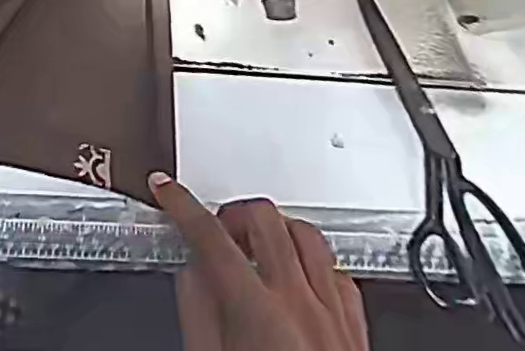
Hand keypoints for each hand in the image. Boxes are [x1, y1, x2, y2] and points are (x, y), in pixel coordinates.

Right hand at [150, 172, 369, 350]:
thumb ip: (197, 309)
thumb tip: (190, 266)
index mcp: (258, 316)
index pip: (210, 236)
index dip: (181, 205)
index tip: (167, 191)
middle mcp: (301, 308)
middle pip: (263, 219)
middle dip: (230, 214)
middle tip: (214, 232)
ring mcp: (334, 318)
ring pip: (306, 234)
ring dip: (274, 230)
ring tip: (254, 246)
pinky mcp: (358, 334)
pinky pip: (339, 273)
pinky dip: (314, 263)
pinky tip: (297, 276)